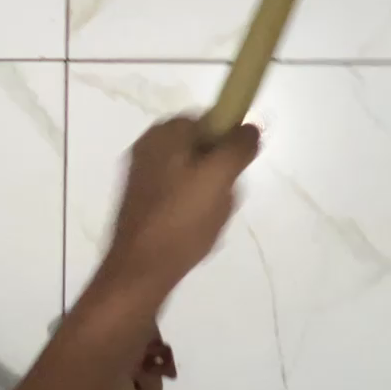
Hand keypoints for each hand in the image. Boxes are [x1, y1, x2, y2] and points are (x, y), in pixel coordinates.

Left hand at [96, 117, 261, 300]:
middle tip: (224, 197)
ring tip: (209, 219)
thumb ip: (238, 148)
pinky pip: (177, 194)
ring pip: (191, 173)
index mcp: (163, 132)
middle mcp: (147, 146)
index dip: (227, 141)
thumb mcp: (220, 178)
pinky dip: (191, 208)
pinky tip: (195, 231)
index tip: (236, 168)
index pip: (206, 119)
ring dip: (208, 193)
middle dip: (219, 171)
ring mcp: (141, 173)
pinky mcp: (140, 200)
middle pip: (200, 147)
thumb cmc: (181, 220)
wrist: (140, 270)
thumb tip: (250, 126)